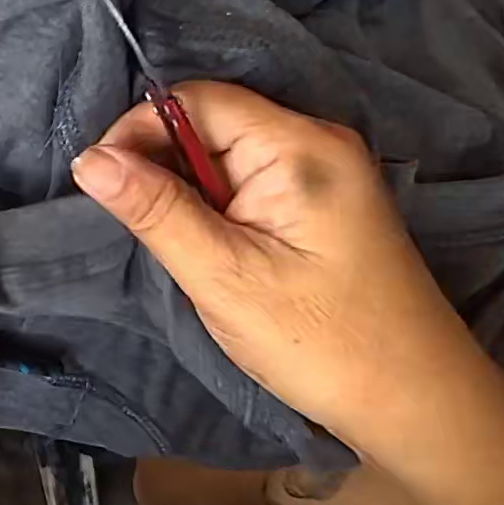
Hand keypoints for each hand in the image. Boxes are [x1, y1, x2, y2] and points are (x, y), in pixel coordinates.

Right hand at [71, 81, 503, 456]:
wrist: (415, 404)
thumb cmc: (319, 342)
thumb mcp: (222, 274)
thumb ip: (154, 208)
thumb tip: (88, 159)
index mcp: (298, 146)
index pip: (196, 100)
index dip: (139, 129)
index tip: (101, 182)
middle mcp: (310, 142)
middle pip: (205, 122)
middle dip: (154, 163)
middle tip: (133, 221)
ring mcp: (313, 172)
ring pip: (214, 154)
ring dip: (174, 188)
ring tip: (164, 237)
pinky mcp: (306, 203)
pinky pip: (233, 180)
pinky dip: (200, 204)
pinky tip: (194, 240)